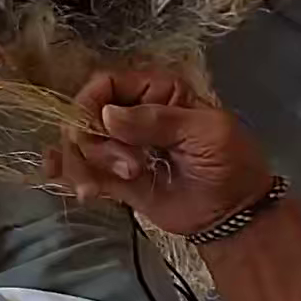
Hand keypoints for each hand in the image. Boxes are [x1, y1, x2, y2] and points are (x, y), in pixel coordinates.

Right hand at [44, 68, 273, 235]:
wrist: (232, 215)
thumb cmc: (231, 164)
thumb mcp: (207, 133)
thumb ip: (158, 120)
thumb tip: (107, 115)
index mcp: (154, 93)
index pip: (104, 84)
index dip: (89, 104)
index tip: (94, 129)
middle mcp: (129, 116)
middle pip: (83, 117)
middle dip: (93, 145)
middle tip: (129, 169)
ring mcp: (117, 148)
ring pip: (77, 146)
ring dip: (82, 166)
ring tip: (104, 187)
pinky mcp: (110, 177)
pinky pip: (79, 169)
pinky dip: (68, 173)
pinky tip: (68, 182)